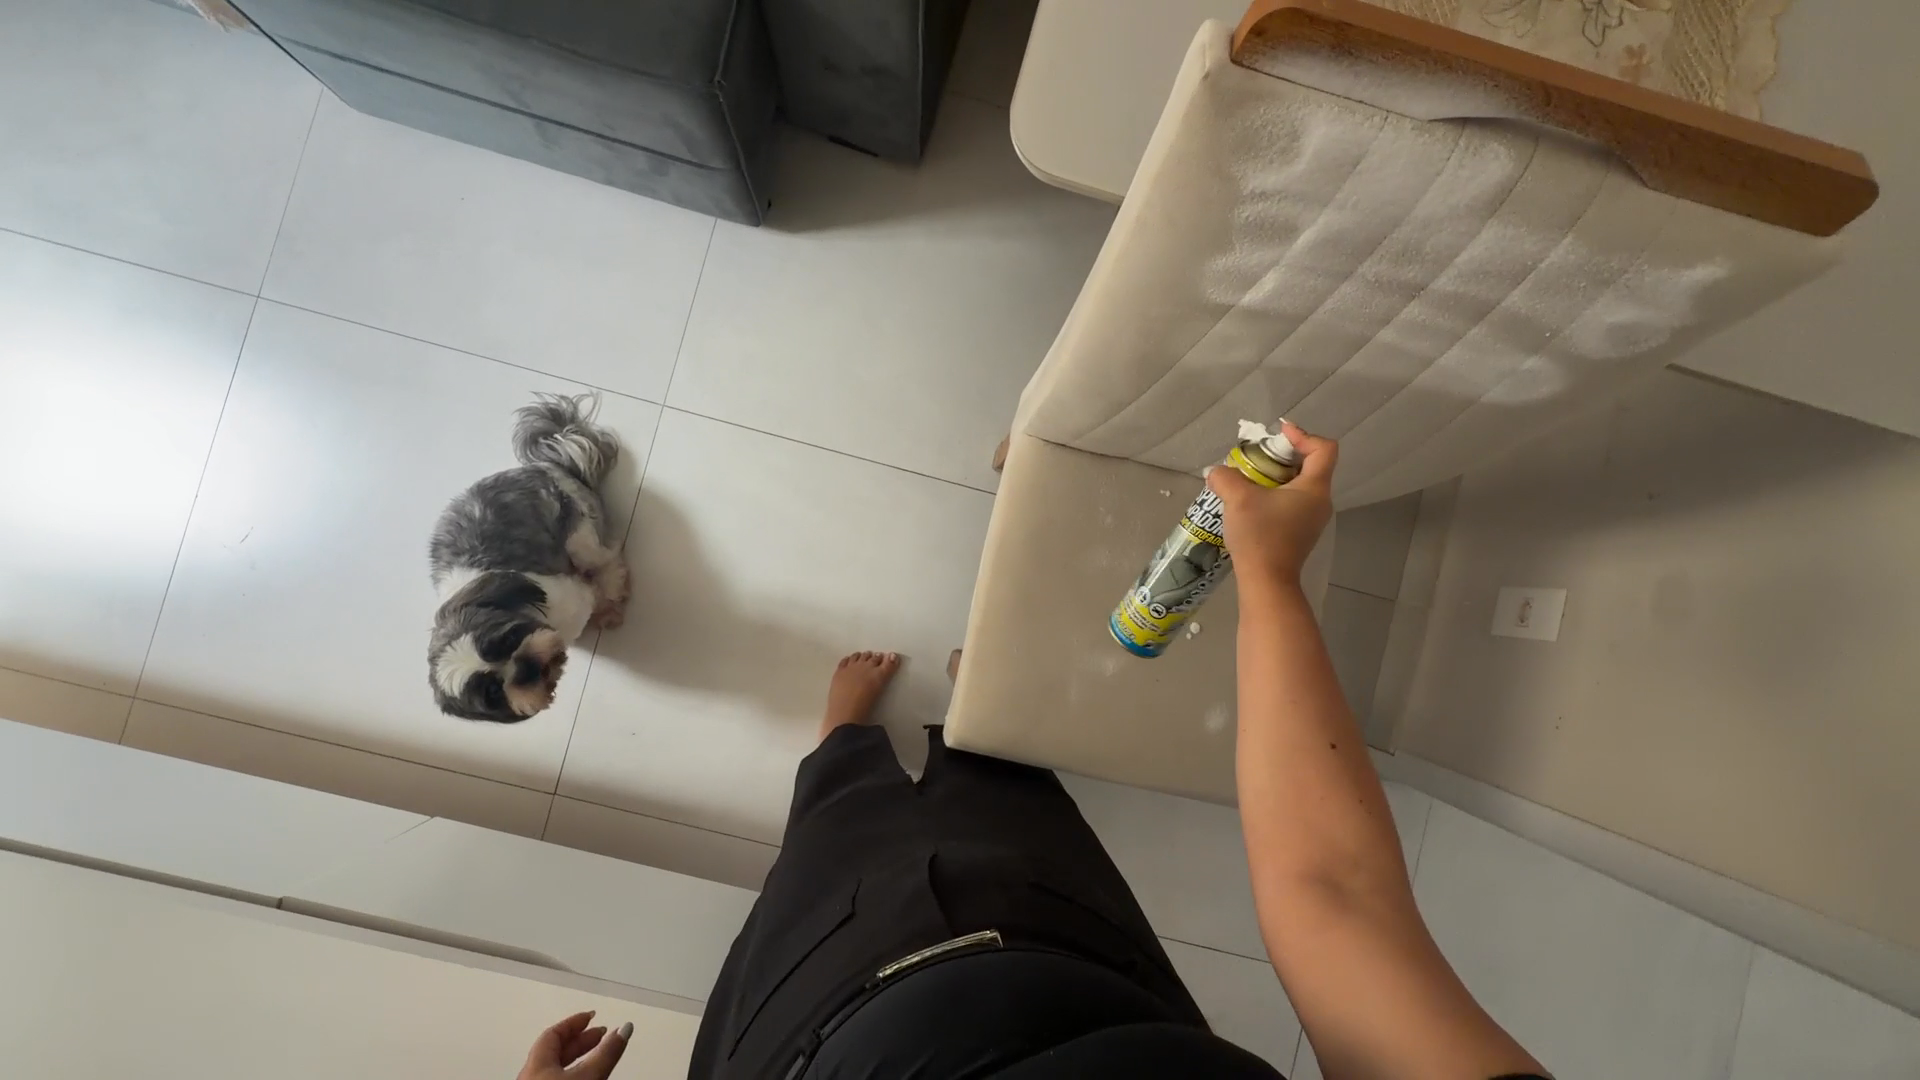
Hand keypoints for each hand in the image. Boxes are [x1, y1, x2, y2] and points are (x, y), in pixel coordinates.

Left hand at [517, 1011, 631, 1079]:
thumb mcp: (588, 1077)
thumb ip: (608, 1053)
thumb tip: (626, 1028)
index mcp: (535, 1067)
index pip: (552, 1035)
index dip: (574, 1023)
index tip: (593, 1016)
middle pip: (554, 1053)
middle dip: (580, 1042)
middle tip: (602, 1034)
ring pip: (555, 1073)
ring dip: (579, 1062)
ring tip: (600, 1058)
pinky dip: (573, 1078)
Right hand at [1207, 421, 1335, 588]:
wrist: (1266, 580)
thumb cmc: (1259, 536)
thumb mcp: (1238, 499)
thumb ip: (1226, 478)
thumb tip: (1216, 472)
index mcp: (1314, 488)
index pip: (1324, 448)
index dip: (1303, 435)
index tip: (1277, 435)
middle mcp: (1320, 501)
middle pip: (1311, 465)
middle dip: (1283, 456)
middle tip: (1256, 458)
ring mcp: (1312, 520)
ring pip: (1299, 486)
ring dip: (1276, 477)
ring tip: (1248, 481)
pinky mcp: (1300, 534)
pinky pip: (1291, 504)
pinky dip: (1274, 496)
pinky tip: (1250, 504)